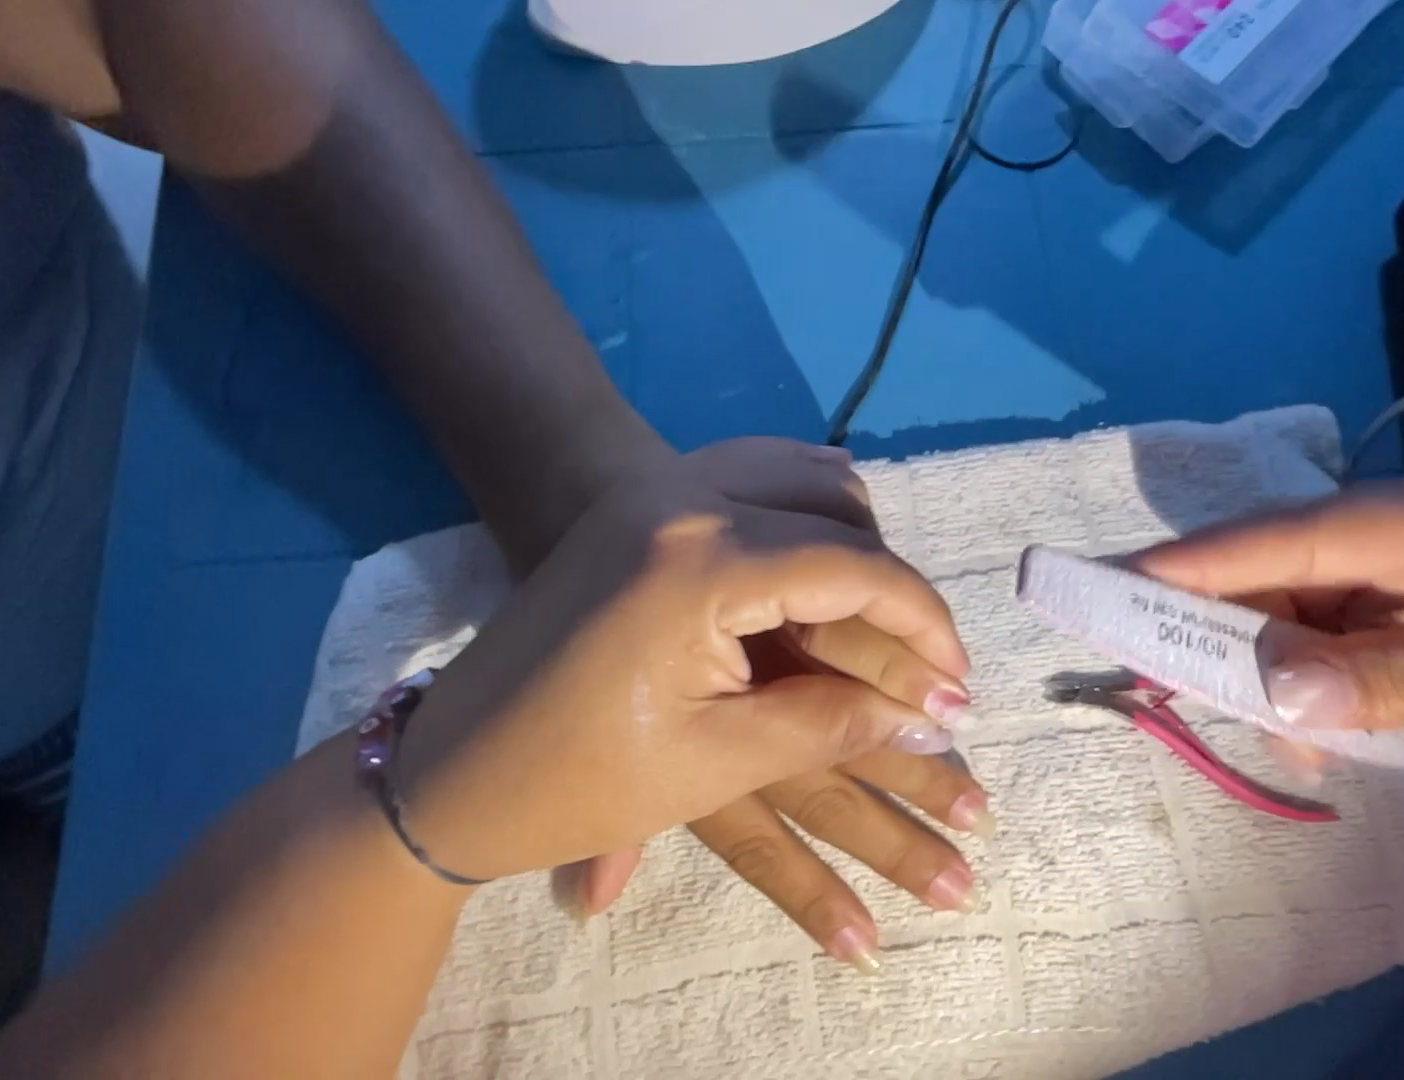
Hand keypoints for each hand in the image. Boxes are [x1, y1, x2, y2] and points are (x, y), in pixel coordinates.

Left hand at [558, 440, 991, 972]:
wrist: (446, 765)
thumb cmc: (572, 780)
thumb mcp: (714, 763)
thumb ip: (834, 723)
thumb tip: (931, 711)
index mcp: (701, 560)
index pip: (855, 567)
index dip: (923, 624)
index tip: (958, 684)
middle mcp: (684, 496)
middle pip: (836, 516)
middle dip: (894, 593)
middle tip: (925, 668)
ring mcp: (658, 490)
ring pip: (799, 477)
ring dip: (852, 544)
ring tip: (876, 622)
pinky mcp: (643, 505)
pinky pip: (751, 474)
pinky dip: (800, 508)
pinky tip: (817, 558)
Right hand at [1136, 455, 1403, 777]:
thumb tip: (1279, 692)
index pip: (1308, 532)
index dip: (1207, 560)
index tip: (1117, 585)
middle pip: (1290, 562)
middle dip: (1226, 621)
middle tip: (1170, 682)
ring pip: (1308, 597)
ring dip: (1273, 662)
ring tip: (1278, 737)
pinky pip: (1344, 625)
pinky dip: (1317, 675)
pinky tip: (1322, 724)